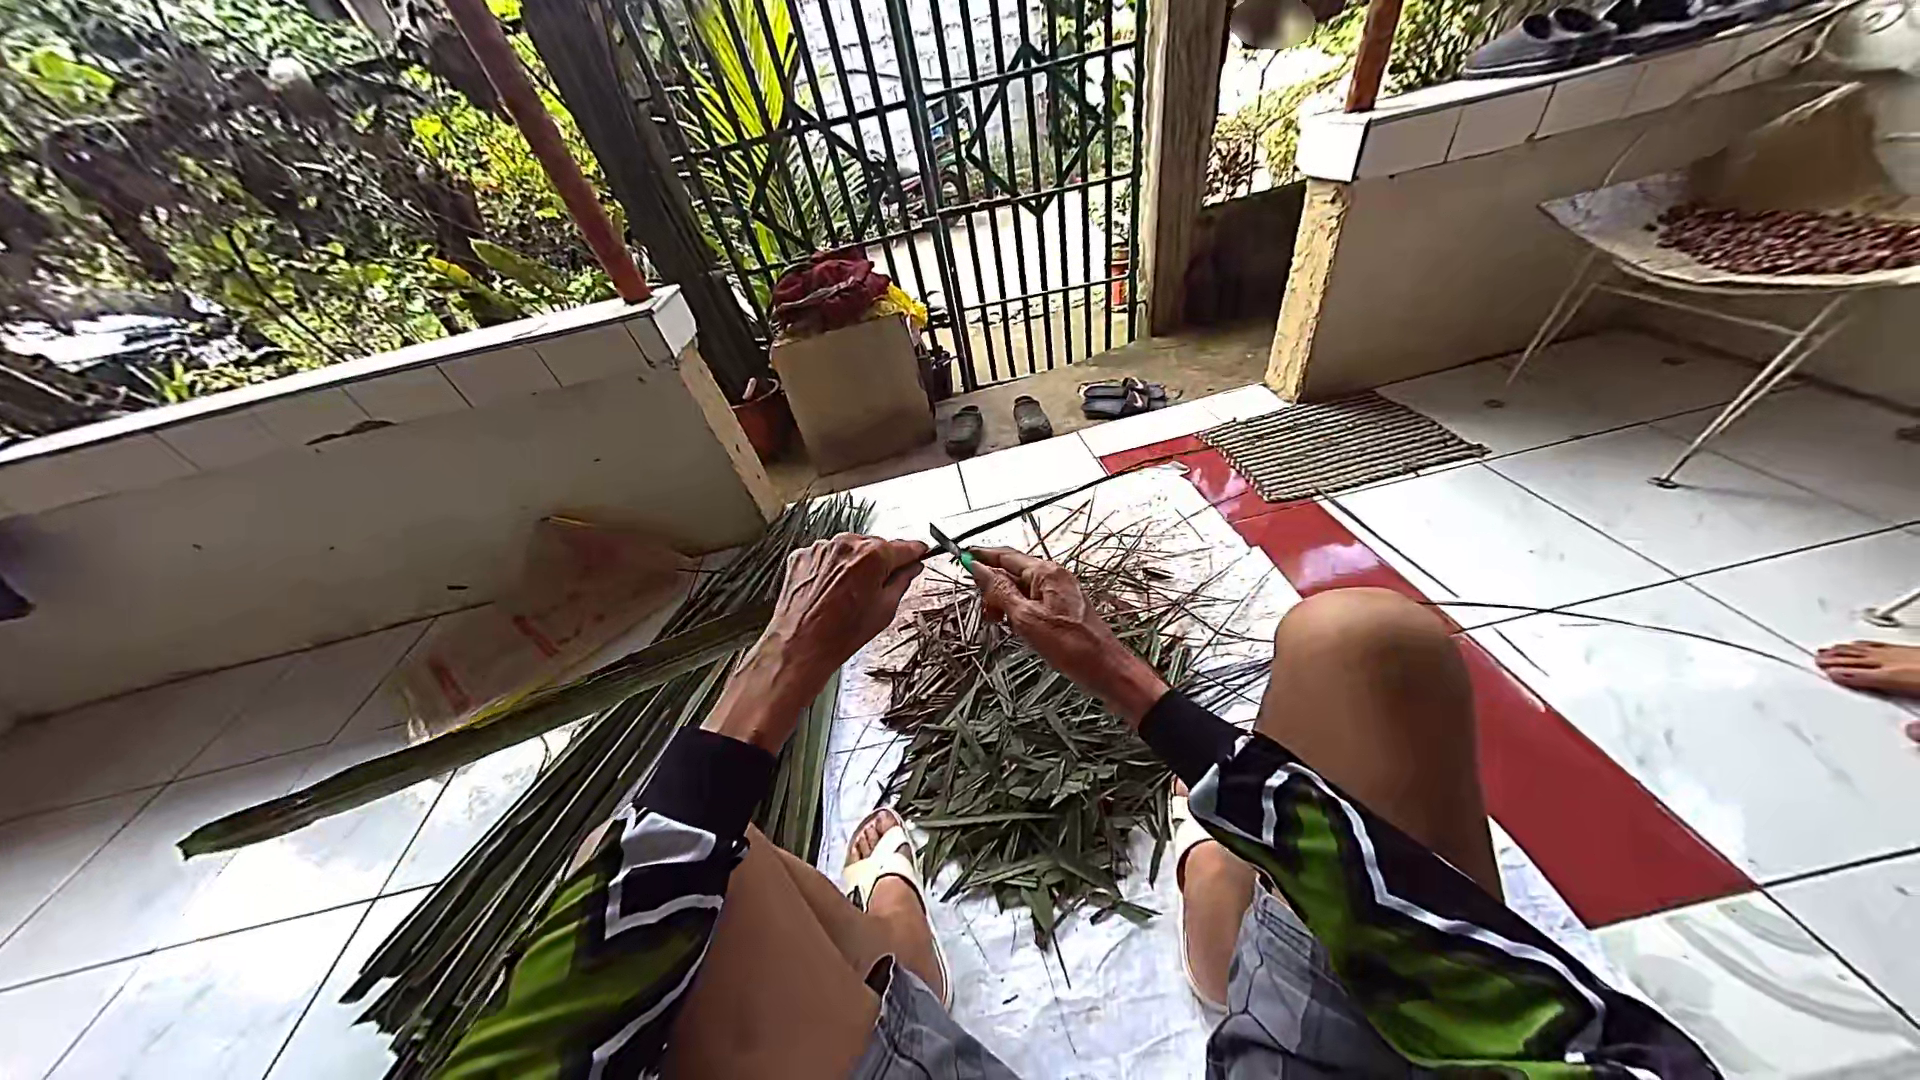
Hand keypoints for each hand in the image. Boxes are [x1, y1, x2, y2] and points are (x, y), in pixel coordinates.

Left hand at [706, 533, 927, 750]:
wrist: (800, 645)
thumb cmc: (840, 633)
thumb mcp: (885, 609)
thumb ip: (903, 581)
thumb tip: (912, 568)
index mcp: (873, 556)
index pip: (905, 546)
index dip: (916, 552)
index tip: (920, 554)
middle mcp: (847, 544)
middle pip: (876, 545)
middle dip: (883, 561)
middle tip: (881, 586)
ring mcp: (822, 548)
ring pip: (851, 549)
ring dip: (856, 564)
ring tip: (850, 594)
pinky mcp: (803, 555)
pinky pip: (828, 555)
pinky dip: (833, 568)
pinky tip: (832, 591)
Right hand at [966, 547, 1168, 725]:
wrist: (1105, 669)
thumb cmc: (1073, 646)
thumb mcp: (1025, 618)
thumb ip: (999, 591)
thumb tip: (978, 569)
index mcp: (1047, 573)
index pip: (1006, 556)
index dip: (981, 556)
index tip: (961, 558)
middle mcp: (1055, 576)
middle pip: (1013, 572)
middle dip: (993, 588)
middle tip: (985, 611)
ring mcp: (1060, 592)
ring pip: (1021, 589)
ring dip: (1005, 602)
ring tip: (1000, 623)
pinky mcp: (1063, 608)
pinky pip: (1032, 601)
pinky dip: (1018, 611)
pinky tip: (1016, 627)